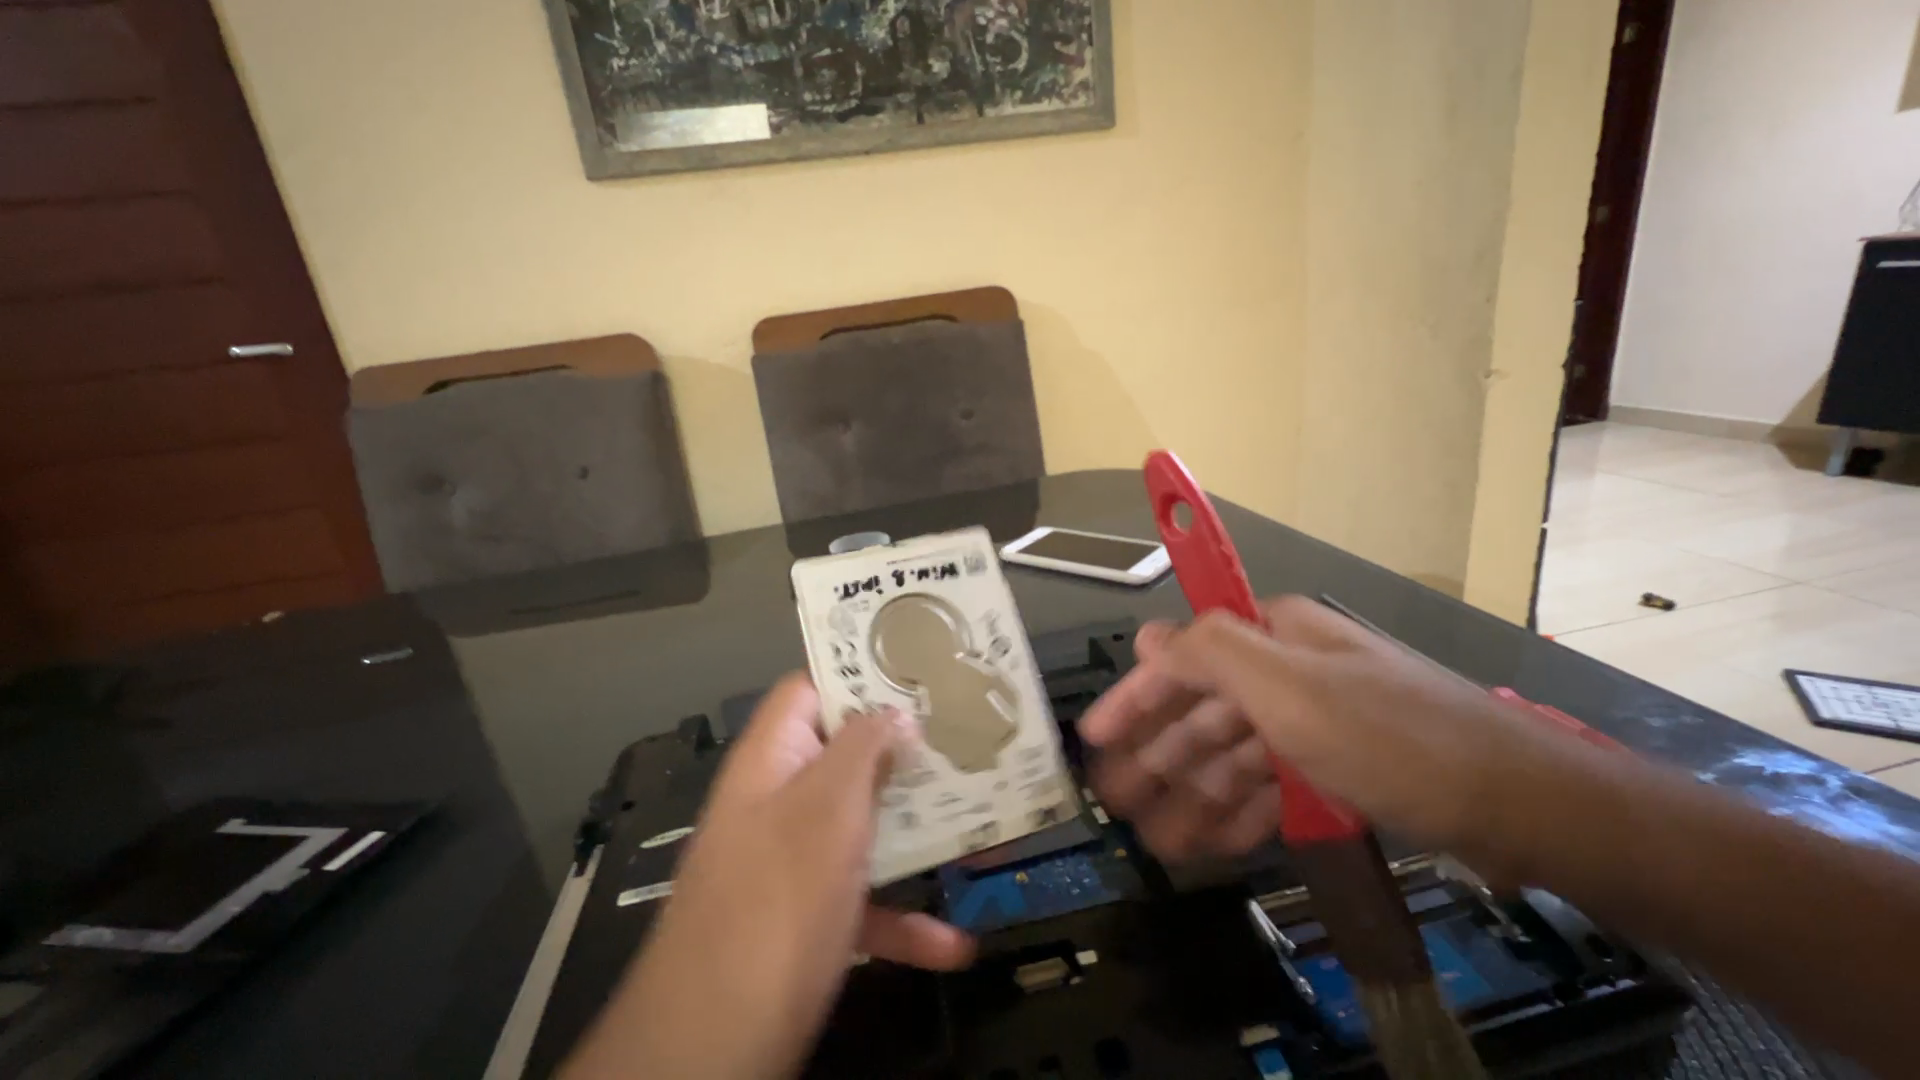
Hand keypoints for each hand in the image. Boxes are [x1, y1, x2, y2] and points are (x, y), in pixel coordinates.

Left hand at [562, 674, 973, 1079]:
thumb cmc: (776, 902)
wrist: (714, 1040)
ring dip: (921, 837)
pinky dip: (906, 921)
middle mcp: (780, 805)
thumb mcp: (826, 810)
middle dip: (909, 758)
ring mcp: (793, 867)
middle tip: (971, 744)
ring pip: (865, 832)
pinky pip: (865, 905)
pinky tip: (954, 944)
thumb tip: (894, 709)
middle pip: (848, 761)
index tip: (923, 671)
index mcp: (771, 762)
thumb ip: (862, 749)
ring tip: (984, 830)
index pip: (809, 690)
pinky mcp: (808, 923)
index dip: (859, 674)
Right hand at [1078, 596, 1562, 861]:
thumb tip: (1149, 635)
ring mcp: (1316, 724)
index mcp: (1276, 639)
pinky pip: (1270, 787)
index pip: (1184, 660)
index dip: (1135, 697)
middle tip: (1115, 805)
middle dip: (1157, 758)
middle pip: (1204, 713)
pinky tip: (1209, 846)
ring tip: (1154, 841)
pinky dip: (1238, 814)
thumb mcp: (1292, 689)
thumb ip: (1212, 654)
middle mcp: (1291, 673)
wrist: (1523, 806)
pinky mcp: (1339, 770)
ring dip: (1191, 795)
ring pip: (1233, 757)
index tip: (1093, 740)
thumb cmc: (1393, 740)